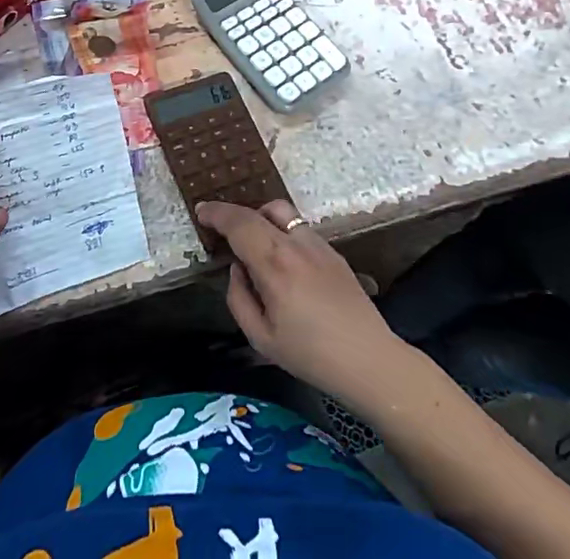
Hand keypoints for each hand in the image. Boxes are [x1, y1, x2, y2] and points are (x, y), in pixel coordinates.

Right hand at [196, 200, 408, 402]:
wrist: (369, 360)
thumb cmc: (310, 354)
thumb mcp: (260, 337)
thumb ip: (239, 298)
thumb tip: (237, 270)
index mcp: (274, 264)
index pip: (239, 223)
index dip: (216, 213)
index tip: (201, 212)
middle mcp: (296, 244)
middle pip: (259, 210)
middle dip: (234, 213)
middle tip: (219, 226)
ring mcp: (319, 245)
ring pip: (283, 213)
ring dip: (260, 218)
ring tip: (251, 243)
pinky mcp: (334, 253)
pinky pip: (300, 229)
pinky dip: (281, 231)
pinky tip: (281, 260)